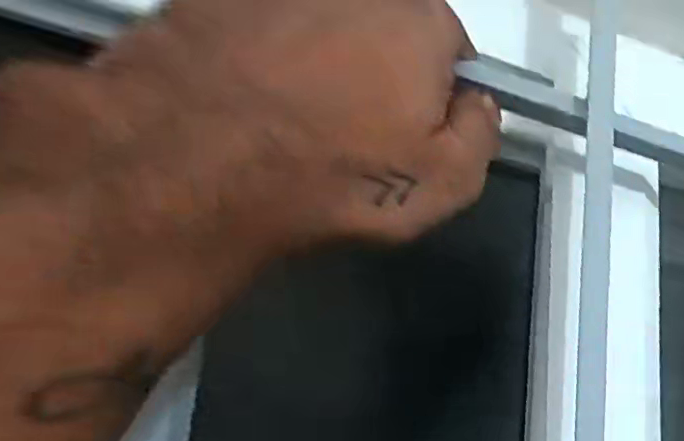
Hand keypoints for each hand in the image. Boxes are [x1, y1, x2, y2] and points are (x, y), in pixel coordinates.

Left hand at [0, 0, 501, 256]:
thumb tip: (478, 101)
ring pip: (324, 18)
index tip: (435, 116)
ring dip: (331, 50)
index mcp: (413, 21)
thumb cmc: (350, 174)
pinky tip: (268, 90)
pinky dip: (274, 46)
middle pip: (386, 17)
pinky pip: (266, 20)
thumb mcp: (450, 179)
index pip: (451, 34)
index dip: (448, 77)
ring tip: (319, 106)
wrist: (202, 157)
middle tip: (378, 115)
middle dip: (391, 56)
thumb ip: (480, 133)